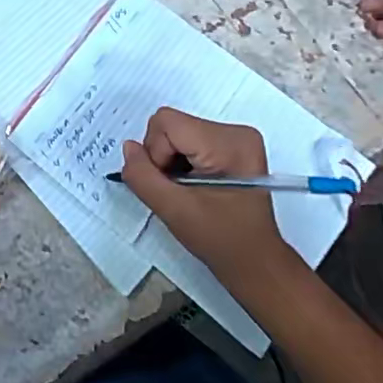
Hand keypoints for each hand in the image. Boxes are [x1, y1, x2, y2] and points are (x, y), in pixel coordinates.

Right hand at [119, 109, 289, 281]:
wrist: (253, 259)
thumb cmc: (219, 238)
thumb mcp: (172, 209)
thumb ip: (142, 175)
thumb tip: (129, 148)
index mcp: (228, 143)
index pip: (166, 123)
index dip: (155, 152)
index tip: (170, 184)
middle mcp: (236, 132)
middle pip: (171, 125)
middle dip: (162, 156)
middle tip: (177, 188)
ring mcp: (236, 137)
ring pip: (176, 131)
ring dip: (170, 160)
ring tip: (186, 188)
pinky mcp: (231, 145)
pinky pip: (188, 139)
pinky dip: (181, 160)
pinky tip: (193, 184)